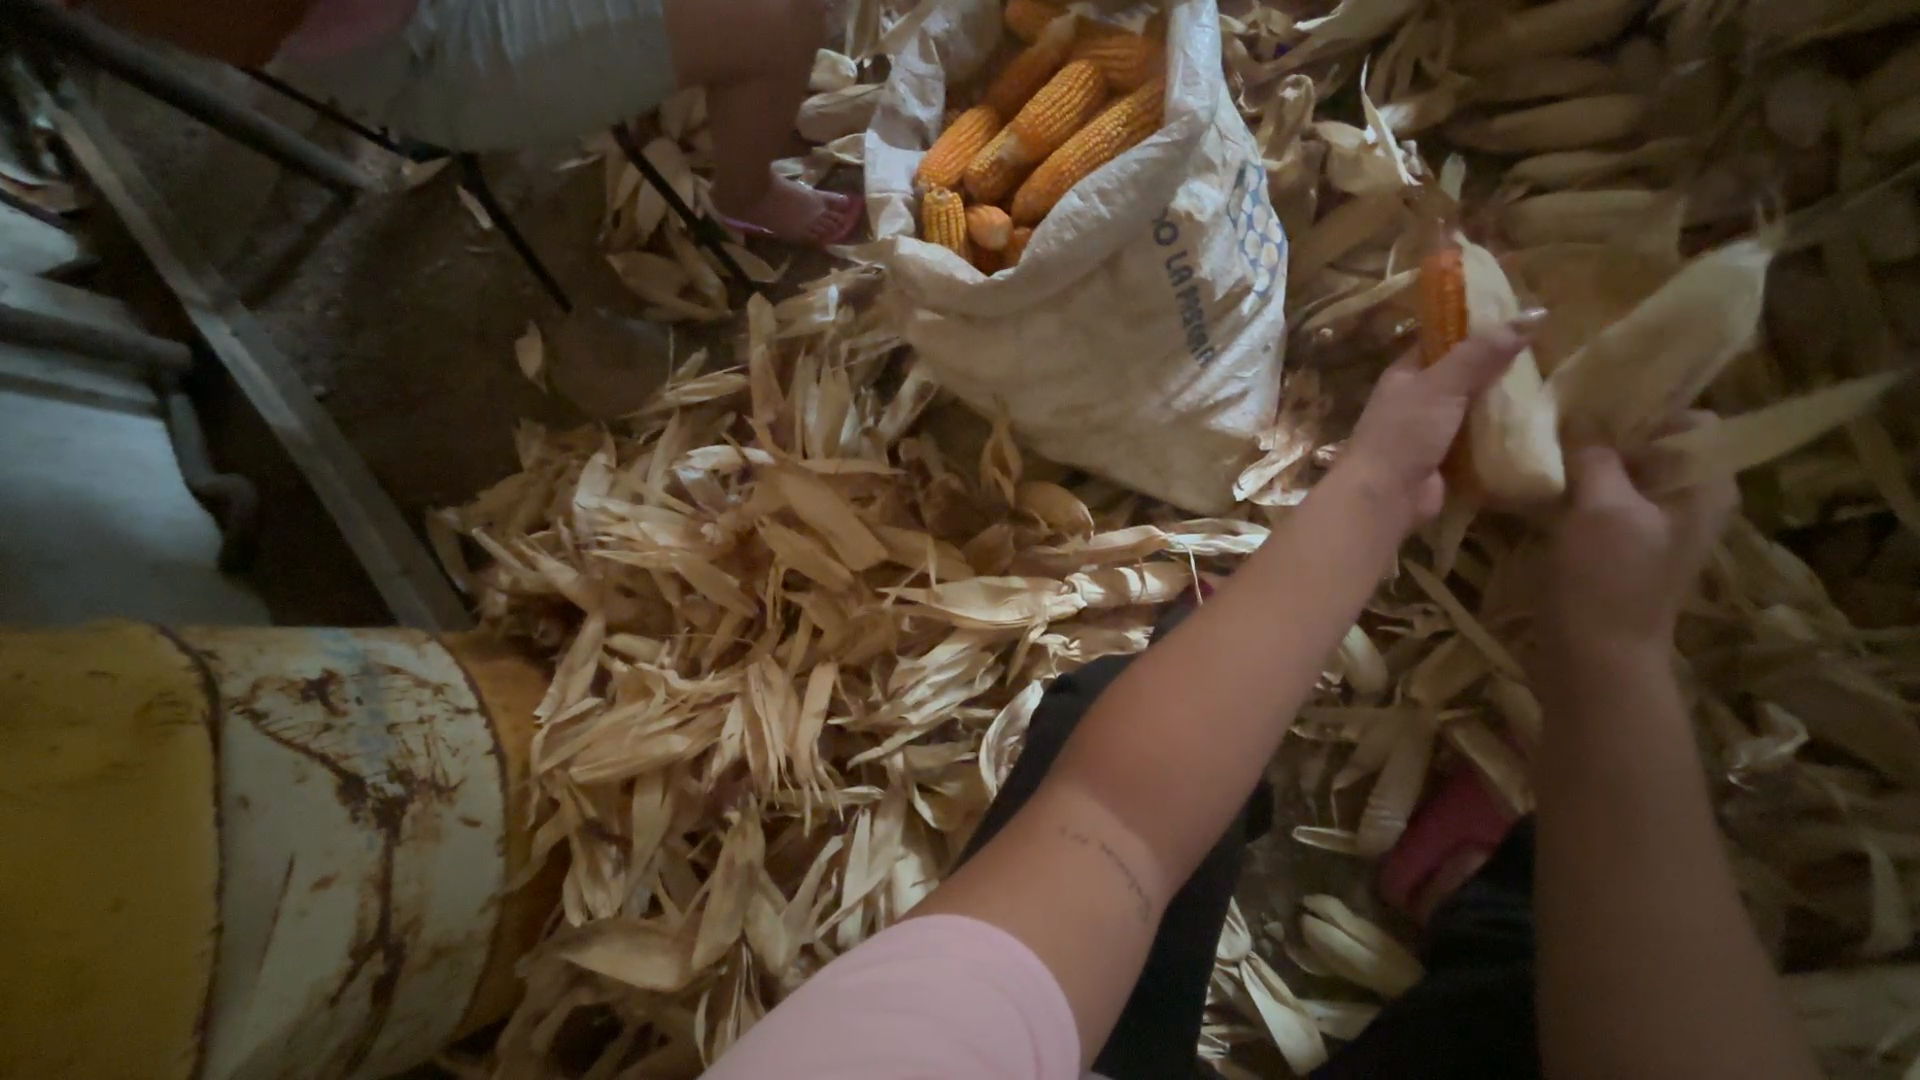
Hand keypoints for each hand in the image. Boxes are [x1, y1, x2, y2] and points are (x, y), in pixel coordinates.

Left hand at [1333, 318, 1537, 529]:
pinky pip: (1480, 439)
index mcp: (1404, 375)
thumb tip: (1531, 314)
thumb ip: (1481, 353)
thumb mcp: (1442, 384)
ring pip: (1474, 408)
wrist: (1385, 495)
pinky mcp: (1447, 459)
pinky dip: (1503, 432)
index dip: (1475, 328)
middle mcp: (1415, 400)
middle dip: (1498, 368)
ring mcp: (1431, 431)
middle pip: (1463, 376)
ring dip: (1505, 402)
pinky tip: (1539, 422)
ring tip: (1552, 383)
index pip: (1441, 341)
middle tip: (1548, 352)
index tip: (1520, 318)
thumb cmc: (1404, 432)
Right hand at [1544, 427, 1737, 653]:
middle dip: (1597, 434)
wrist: (1593, 659)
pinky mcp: (1614, 547)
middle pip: (1645, 445)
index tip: (1585, 411)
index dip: (1640, 411)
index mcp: (1703, 486)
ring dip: (1575, 465)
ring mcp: (1647, 526)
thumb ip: (1595, 457)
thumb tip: (1576, 417)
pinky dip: (1566, 492)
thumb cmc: (1607, 582)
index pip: (1688, 420)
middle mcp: (1684, 500)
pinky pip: (1594, 502)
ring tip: (1533, 457)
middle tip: (1547, 430)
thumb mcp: (1601, 510)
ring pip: (1614, 474)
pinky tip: (1531, 492)